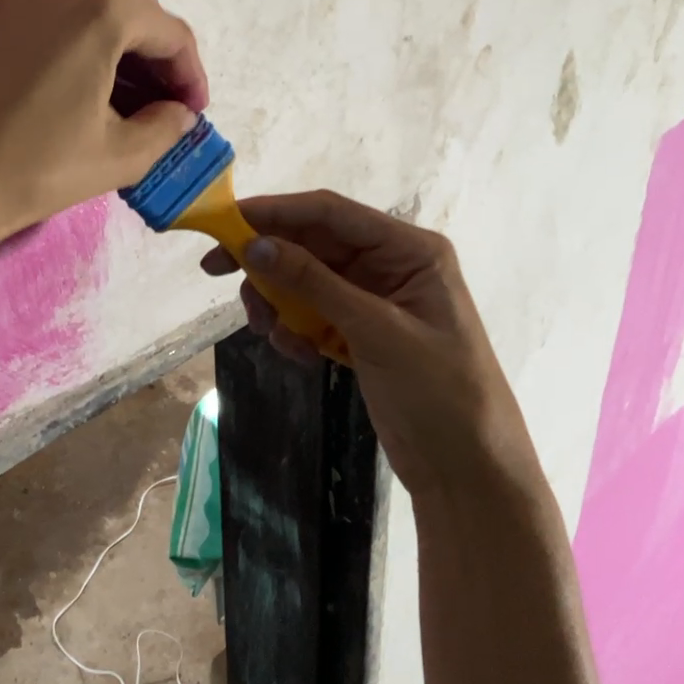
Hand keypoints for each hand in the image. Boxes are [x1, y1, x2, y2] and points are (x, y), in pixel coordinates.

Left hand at [0, 0, 207, 249]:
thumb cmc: (32, 171)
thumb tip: (178, 111)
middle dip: (149, 40)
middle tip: (149, 91)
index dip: (188, 73)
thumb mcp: (119, 158)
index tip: (190, 109)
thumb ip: (166, 128)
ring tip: (105, 27)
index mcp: (106, 10)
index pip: (169, 32)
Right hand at [201, 191, 542, 498]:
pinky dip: (293, 327)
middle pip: (309, 243)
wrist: (468, 472)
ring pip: (302, 278)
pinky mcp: (357, 329)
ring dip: (276, 300)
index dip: (273, 212)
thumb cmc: (441, 394)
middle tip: (215, 271)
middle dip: (267, 261)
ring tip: (267, 331)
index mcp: (408, 250)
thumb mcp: (375, 332)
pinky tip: (300, 354)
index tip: (222, 222)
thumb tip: (252, 245)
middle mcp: (388, 264)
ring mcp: (371, 297)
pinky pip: (308, 311)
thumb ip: (312, 283)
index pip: (328, 213)